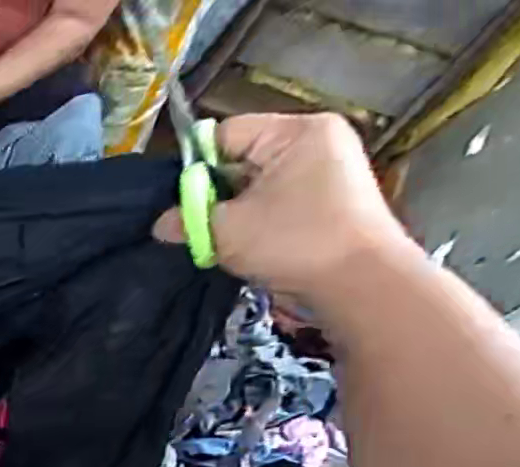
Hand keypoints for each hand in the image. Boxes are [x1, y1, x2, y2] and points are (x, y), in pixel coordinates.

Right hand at [153, 113, 416, 303]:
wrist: (358, 281)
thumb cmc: (292, 242)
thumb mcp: (227, 231)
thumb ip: (188, 220)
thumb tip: (160, 224)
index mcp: (295, 132)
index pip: (227, 134)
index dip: (196, 167)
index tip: (179, 203)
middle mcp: (314, 142)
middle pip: (242, 160)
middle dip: (214, 194)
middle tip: (195, 227)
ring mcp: (325, 172)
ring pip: (256, 187)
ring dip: (232, 213)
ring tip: (219, 241)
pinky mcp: (327, 202)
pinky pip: (275, 203)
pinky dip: (254, 223)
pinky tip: (244, 247)